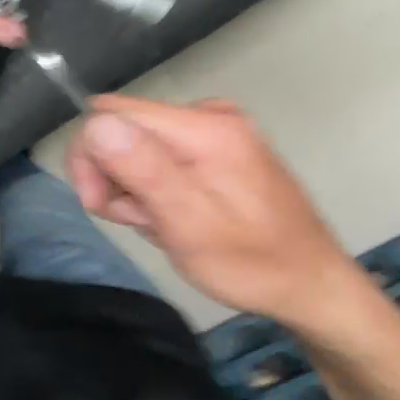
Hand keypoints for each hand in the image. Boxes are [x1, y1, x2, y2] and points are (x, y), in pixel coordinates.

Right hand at [65, 94, 359, 325]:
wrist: (309, 284)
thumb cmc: (250, 263)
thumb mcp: (189, 224)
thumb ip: (143, 169)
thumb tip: (95, 123)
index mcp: (204, 127)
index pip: (108, 114)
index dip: (90, 158)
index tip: (100, 205)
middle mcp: (207, 115)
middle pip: (117, 127)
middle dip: (109, 176)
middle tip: (134, 220)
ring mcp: (211, 129)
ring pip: (129, 145)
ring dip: (128, 188)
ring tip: (158, 224)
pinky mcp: (211, 147)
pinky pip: (150, 155)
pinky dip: (147, 189)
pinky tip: (168, 215)